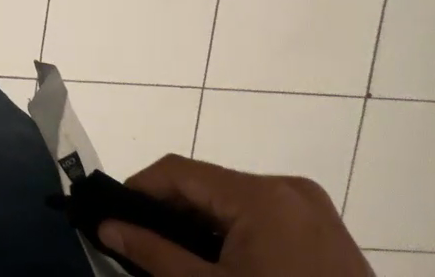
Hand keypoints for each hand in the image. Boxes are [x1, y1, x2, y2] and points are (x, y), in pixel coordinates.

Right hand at [99, 156, 369, 276]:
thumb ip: (154, 254)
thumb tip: (105, 227)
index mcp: (262, 195)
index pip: (179, 170)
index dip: (139, 188)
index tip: (112, 216)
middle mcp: (289, 188)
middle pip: (208, 183)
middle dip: (172, 210)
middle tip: (144, 242)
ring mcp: (314, 209)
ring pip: (235, 200)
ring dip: (203, 222)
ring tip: (181, 256)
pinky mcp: (328, 232)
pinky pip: (266, 216)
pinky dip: (237, 232)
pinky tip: (226, 264)